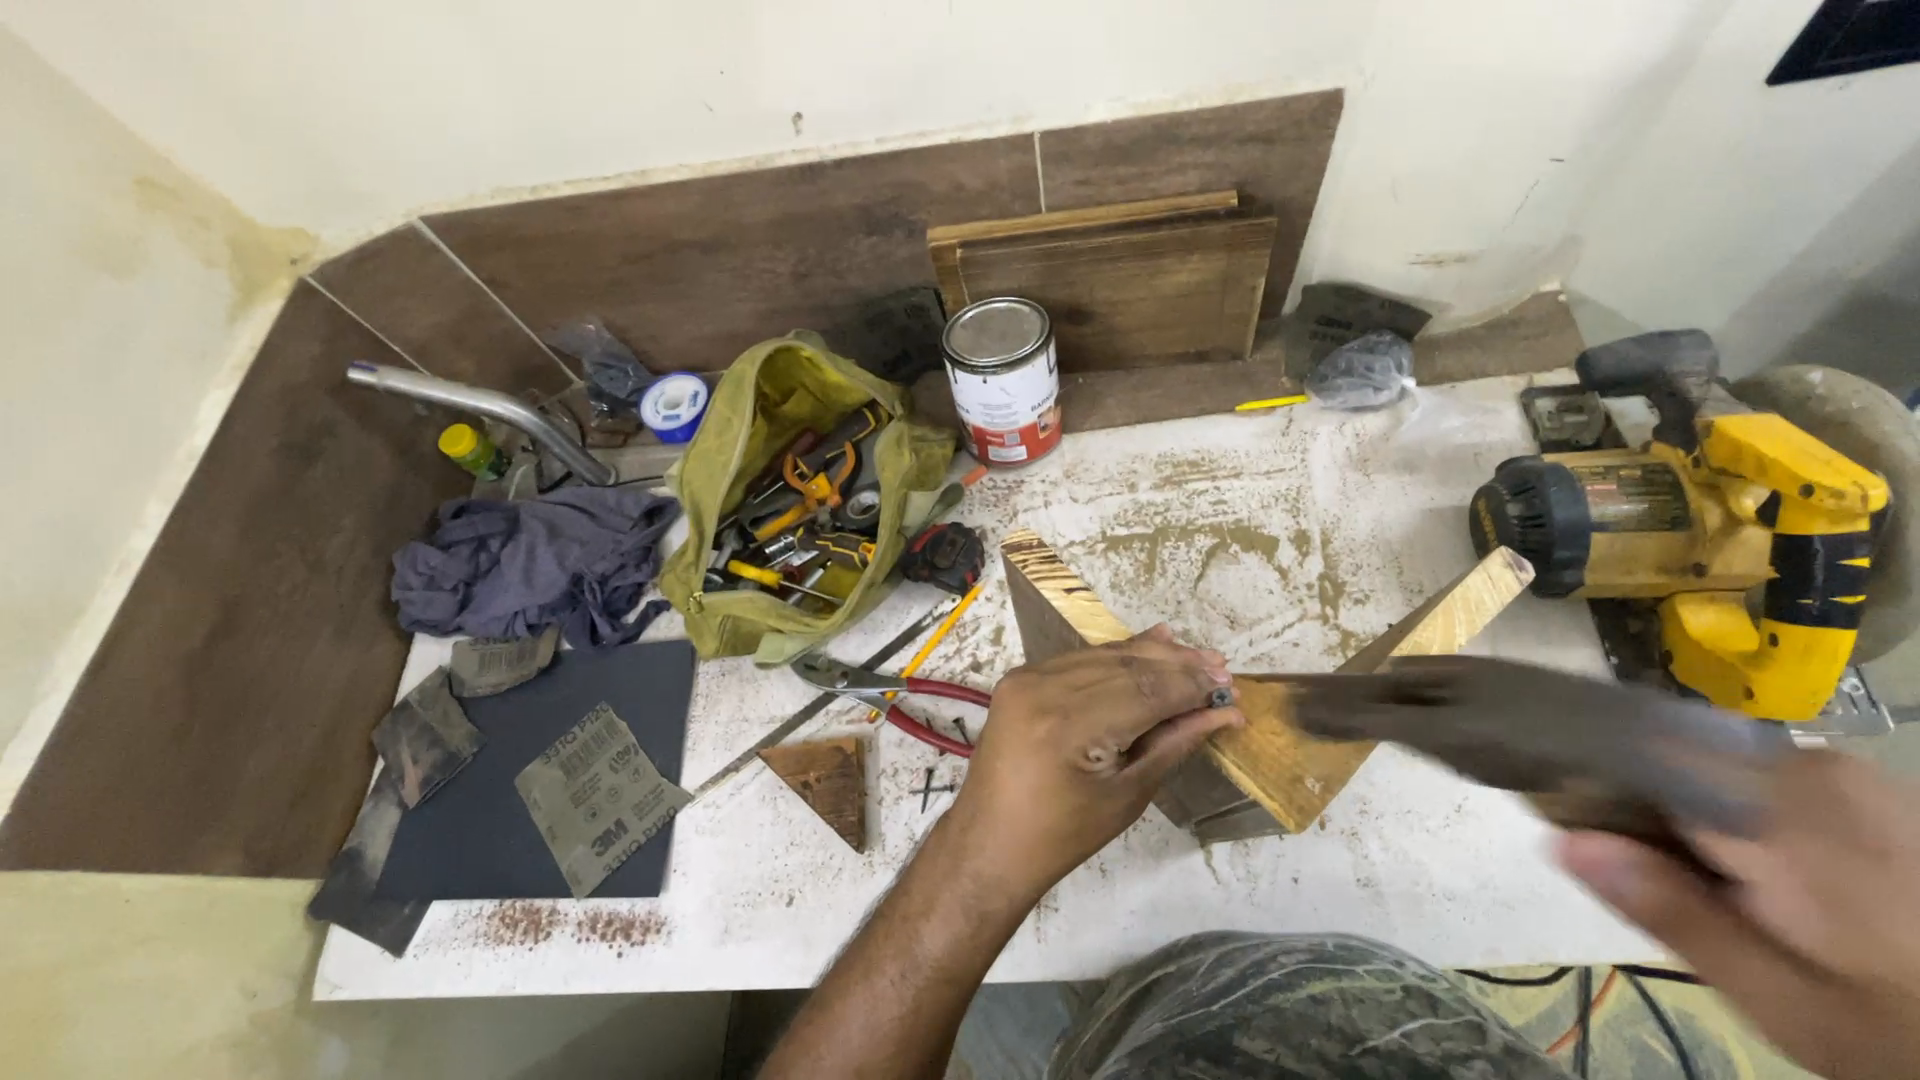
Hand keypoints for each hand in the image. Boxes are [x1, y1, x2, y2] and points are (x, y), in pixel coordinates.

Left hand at [942, 625, 1243, 903]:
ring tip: (1197, 656)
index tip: (1232, 689)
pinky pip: (1079, 659)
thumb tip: (1224, 712)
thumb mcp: (1127, 795)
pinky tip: (1150, 644)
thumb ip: (1174, 743)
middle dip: (1178, 667)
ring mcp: (1026, 678)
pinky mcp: (1020, 678)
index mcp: (1068, 723)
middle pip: (1127, 666)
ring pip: (1104, 656)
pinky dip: (1116, 655)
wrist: (990, 842)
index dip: (1192, 687)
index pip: (1147, 691)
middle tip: (1222, 668)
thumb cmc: (1062, 835)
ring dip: (1152, 655)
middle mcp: (1043, 688)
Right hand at [1558, 749, 1919, 1079]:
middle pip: (1671, 758)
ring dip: (1682, 814)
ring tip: (1710, 886)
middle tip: (1653, 883)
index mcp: (1779, 814)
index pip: (1634, 754)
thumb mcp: (1778, 999)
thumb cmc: (1899, 1026)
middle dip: (1640, 811)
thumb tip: (1563, 842)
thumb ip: (1673, 915)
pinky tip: (1753, 872)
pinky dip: (1729, 813)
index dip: (1585, 781)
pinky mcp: (1865, 785)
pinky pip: (1755, 774)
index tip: (1562, 823)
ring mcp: (1846, 772)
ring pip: (1707, 765)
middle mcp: (1811, 768)